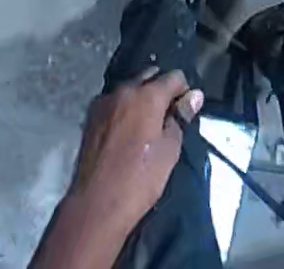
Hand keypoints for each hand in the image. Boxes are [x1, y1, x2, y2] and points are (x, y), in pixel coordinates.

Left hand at [30, 68, 203, 268]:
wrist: (95, 207)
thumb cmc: (139, 180)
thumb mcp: (170, 150)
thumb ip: (181, 117)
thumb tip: (194, 96)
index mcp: (148, 95)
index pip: (175, 76)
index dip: (184, 91)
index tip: (184, 111)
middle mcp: (125, 90)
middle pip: (150, 76)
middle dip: (161, 90)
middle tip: (166, 118)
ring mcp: (104, 102)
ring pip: (130, 88)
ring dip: (141, 98)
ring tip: (144, 126)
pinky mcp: (90, 117)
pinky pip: (114, 102)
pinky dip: (123, 108)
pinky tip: (125, 131)